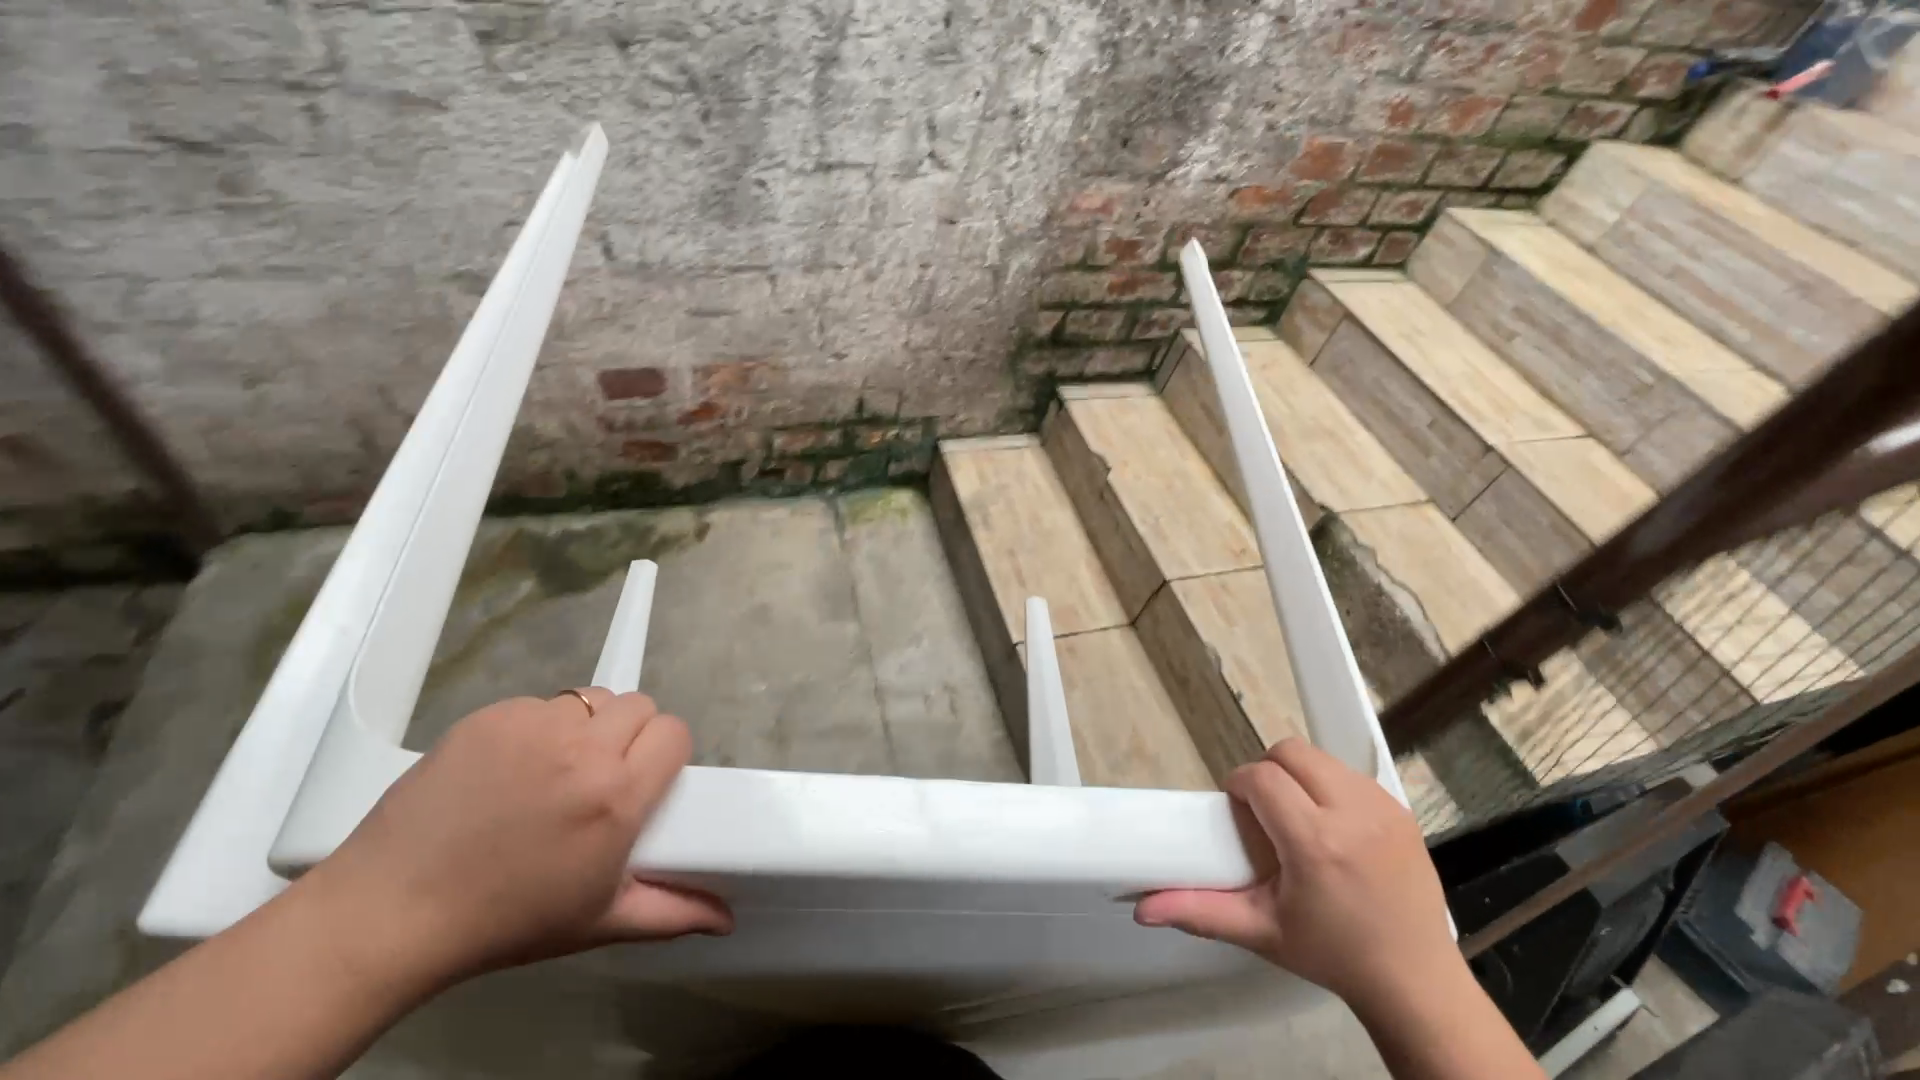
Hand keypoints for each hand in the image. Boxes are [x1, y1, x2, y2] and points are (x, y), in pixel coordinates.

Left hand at [297, 689, 731, 983]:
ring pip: (590, 699)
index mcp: (617, 796)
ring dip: (588, 726)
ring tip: (557, 768)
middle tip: (604, 774)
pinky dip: (538, 727)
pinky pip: (538, 704)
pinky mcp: (488, 716)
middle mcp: (583, 749)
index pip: (675, 732)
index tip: (647, 778)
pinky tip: (511, 767)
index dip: (667, 752)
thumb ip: (672, 912)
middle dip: (632, 735)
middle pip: (638, 706)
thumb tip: (727, 917)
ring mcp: (531, 726)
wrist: (392, 910)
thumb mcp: (599, 922)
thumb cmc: (507, 921)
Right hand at [1134, 738, 1458, 1011]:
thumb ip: (1199, 911)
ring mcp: (1384, 809)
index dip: (1239, 784)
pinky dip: (1332, 787)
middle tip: (1262, 808)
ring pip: (1323, 758)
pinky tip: (1331, 825)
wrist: (1413, 980)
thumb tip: (1143, 908)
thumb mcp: (1260, 932)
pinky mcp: (1403, 812)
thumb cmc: (1332, 955)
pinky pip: (1354, 776)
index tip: (1235, 808)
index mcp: (1315, 842)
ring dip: (1300, 775)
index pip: (1262, 777)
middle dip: (1267, 770)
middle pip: (1291, 752)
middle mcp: (1353, 815)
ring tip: (1296, 816)